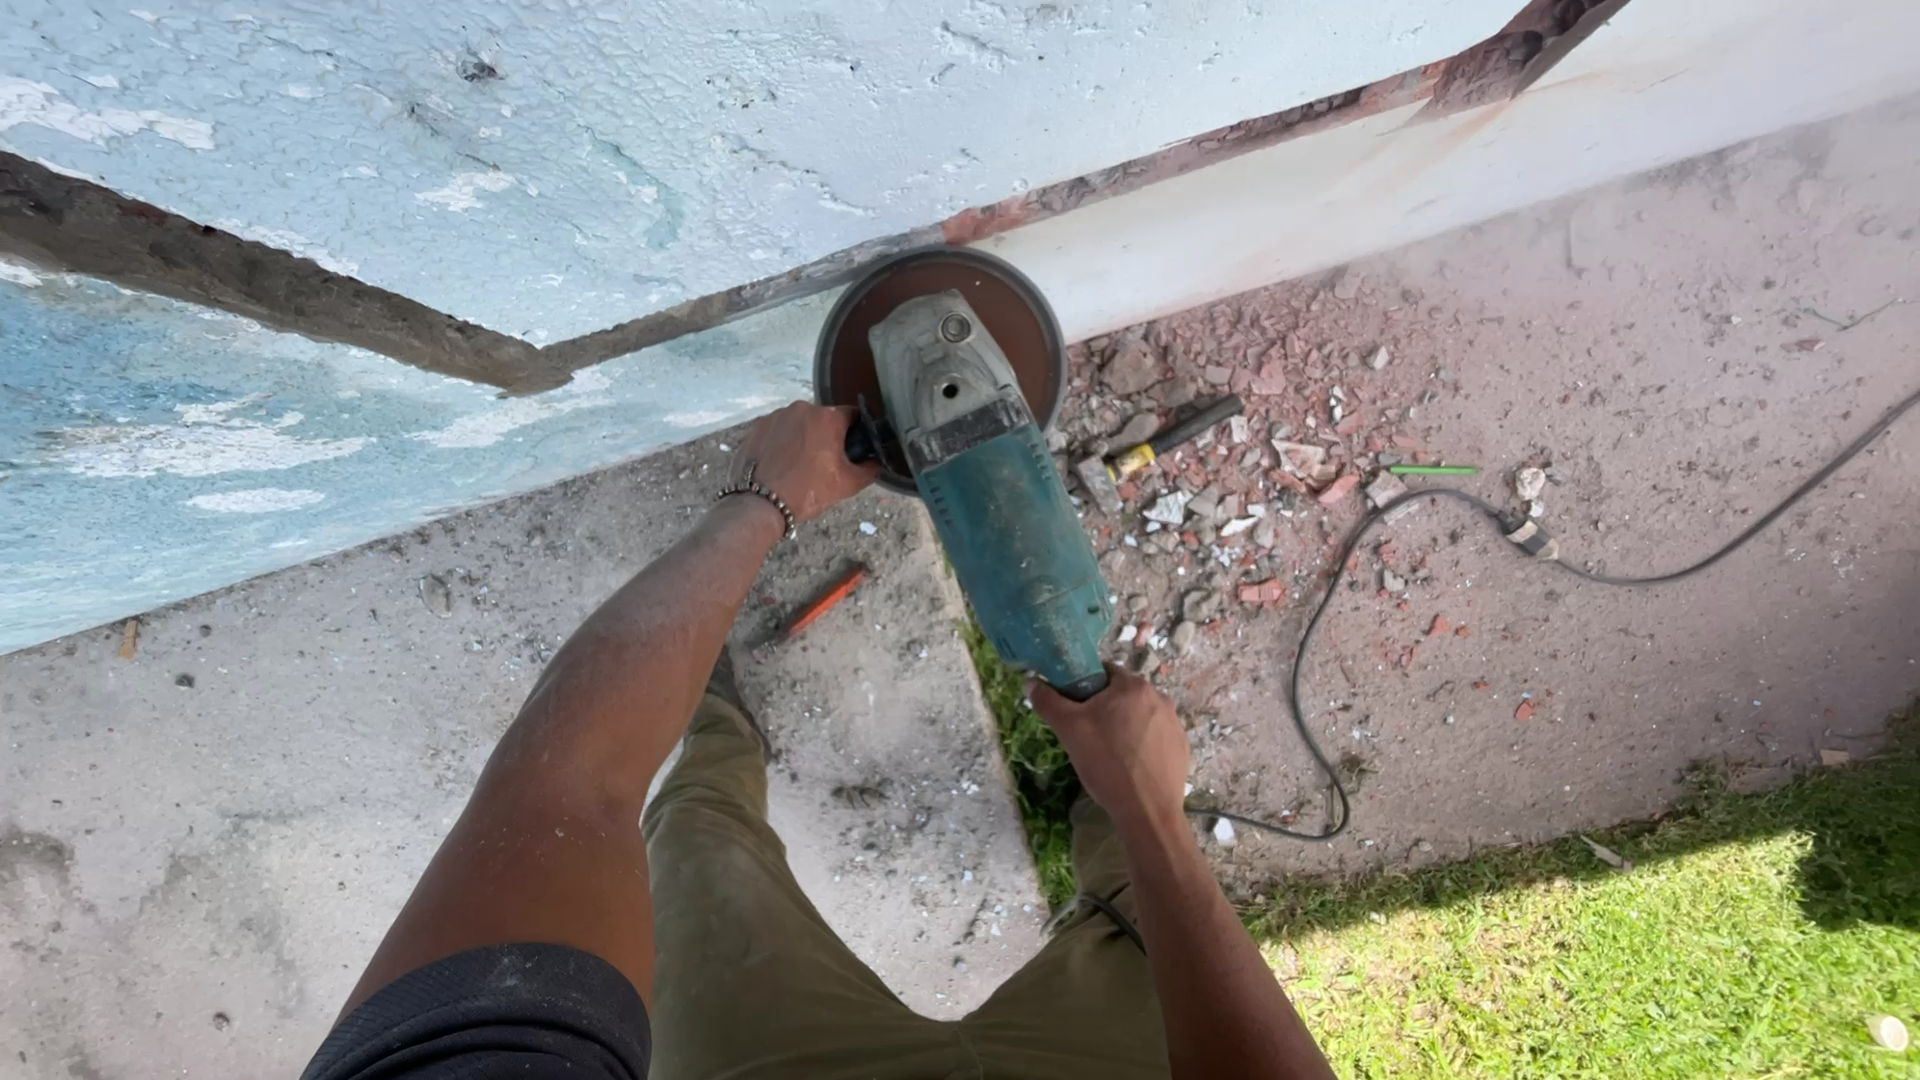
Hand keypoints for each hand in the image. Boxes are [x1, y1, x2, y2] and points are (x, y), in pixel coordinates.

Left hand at [731, 402, 877, 522]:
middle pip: (823, 419)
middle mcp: (801, 408)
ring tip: (800, 465)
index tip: (853, 448)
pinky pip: (777, 431)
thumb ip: (870, 469)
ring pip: (799, 423)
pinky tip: (781, 463)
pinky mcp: (756, 427)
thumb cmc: (808, 491)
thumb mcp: (848, 484)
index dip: (856, 431)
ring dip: (803, 438)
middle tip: (825, 462)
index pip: (852, 415)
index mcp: (827, 417)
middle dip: (827, 436)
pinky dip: (782, 443)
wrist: (760, 504)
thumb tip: (876, 462)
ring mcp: (775, 415)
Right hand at [1028, 665, 1188, 834]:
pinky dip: (1142, 743)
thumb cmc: (1107, 763)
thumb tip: (1030, 683)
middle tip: (1087, 732)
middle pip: (1123, 694)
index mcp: (1133, 686)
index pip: (1104, 671)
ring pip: (1140, 715)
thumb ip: (1048, 702)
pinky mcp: (1182, 747)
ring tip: (1109, 752)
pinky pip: (1155, 735)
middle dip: (1105, 707)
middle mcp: (1159, 697)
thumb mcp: (1069, 730)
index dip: (1085, 685)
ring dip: (1124, 724)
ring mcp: (1174, 723)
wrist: (1147, 812)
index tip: (1075, 707)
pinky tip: (1130, 765)